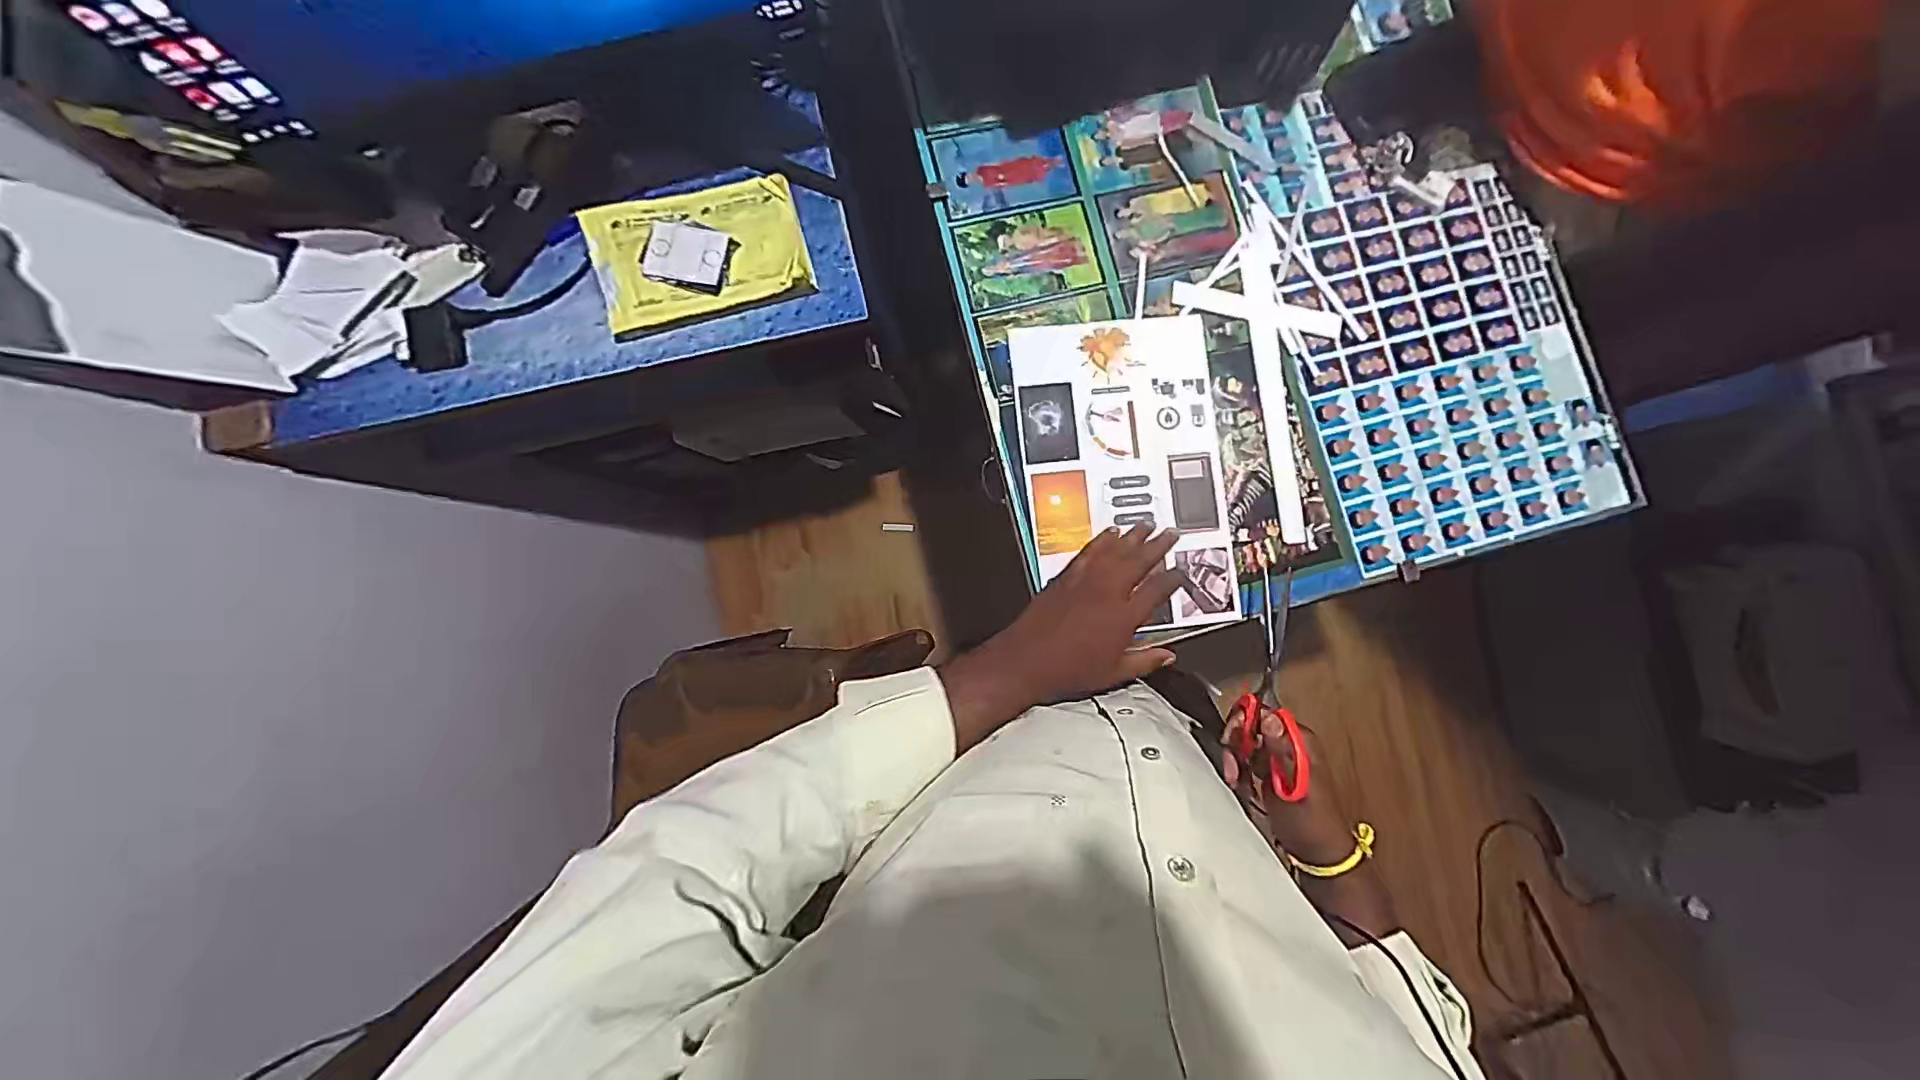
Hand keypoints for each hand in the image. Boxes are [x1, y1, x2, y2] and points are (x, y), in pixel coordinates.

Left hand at [939, 525, 1183, 750]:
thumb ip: (1144, 662)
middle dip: (1159, 546)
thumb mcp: (1113, 673)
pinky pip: (1090, 551)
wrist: (1026, 660)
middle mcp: (1107, 593)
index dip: (1173, 579)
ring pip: (1115, 550)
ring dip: (1133, 535)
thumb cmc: (1065, 668)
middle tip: (1170, 534)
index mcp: (1124, 617)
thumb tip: (1165, 657)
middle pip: (1140, 561)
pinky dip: (1102, 540)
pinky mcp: (1066, 577)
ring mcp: (1085, 582)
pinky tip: (1109, 533)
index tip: (1179, 573)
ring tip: (1146, 524)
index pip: (1158, 590)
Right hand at [1225, 715, 1354, 864]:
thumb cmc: (1313, 823)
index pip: (1264, 712)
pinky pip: (1244, 760)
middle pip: (1251, 725)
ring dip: (1235, 759)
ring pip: (1244, 742)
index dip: (1244, 722)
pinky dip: (1238, 770)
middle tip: (1236, 764)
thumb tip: (1270, 718)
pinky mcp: (1269, 773)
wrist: (1317, 854)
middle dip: (1236, 743)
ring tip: (1239, 779)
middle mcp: (1289, 745)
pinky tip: (1242, 784)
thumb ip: (1282, 750)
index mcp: (1301, 741)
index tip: (1235, 741)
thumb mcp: (1295, 784)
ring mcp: (1278, 759)